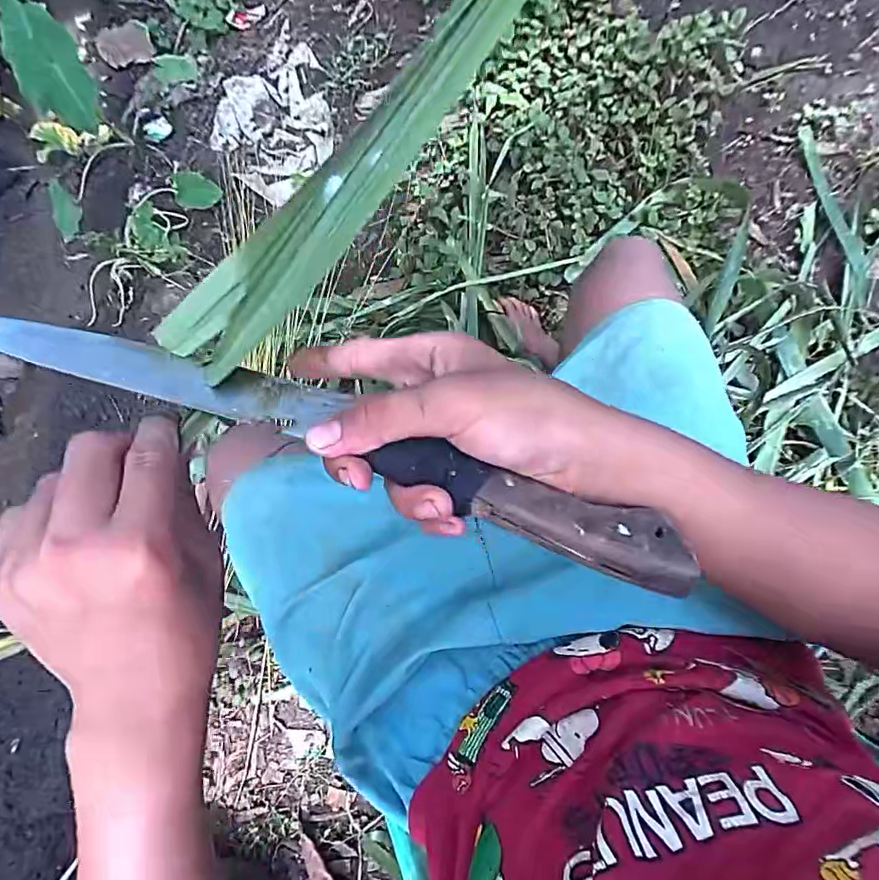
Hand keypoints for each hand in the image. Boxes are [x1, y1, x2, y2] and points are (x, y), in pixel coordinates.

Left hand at [0, 417, 222, 760]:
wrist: (130, 699)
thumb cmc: (184, 634)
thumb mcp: (206, 565)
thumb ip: (184, 504)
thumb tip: (166, 458)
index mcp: (140, 547)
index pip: (147, 458)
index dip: (160, 434)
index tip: (165, 431)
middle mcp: (77, 547)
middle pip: (89, 451)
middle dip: (120, 447)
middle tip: (135, 467)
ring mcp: (29, 563)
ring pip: (53, 479)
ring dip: (85, 486)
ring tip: (103, 516)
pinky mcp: (0, 578)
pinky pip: (22, 514)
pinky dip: (51, 516)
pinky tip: (71, 543)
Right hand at [291, 332, 682, 535]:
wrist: (592, 467)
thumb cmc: (528, 416)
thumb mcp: (450, 406)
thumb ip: (381, 420)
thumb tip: (315, 439)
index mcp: (428, 359)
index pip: (362, 358)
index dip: (324, 366)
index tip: (286, 378)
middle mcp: (431, 397)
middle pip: (366, 429)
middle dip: (362, 461)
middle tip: (357, 481)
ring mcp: (446, 441)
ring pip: (395, 472)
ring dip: (412, 497)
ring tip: (445, 506)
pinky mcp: (463, 477)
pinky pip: (425, 496)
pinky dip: (436, 513)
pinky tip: (457, 521)